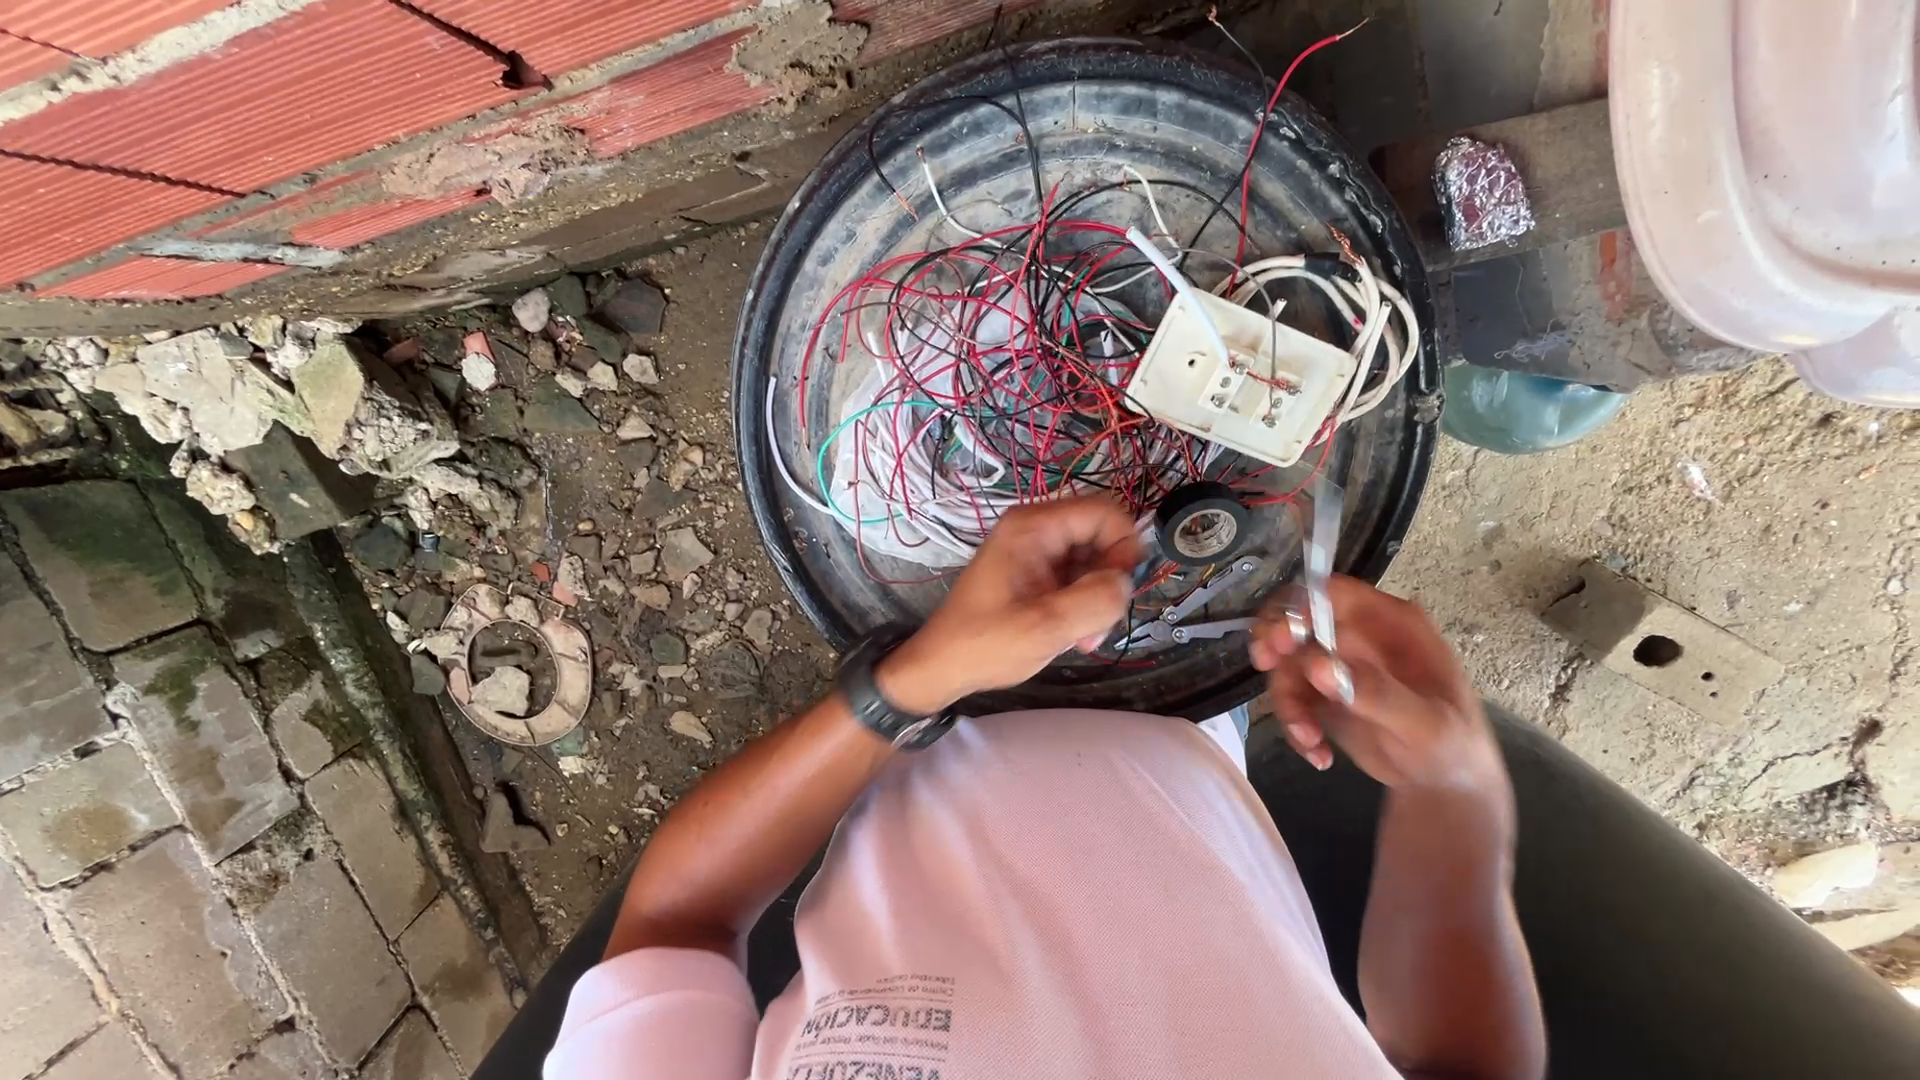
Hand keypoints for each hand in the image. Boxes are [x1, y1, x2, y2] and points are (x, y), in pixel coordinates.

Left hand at [876, 497, 1140, 713]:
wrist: (944, 667)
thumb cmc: (986, 644)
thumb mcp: (1047, 626)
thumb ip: (1096, 599)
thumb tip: (1125, 581)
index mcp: (1033, 526)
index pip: (1105, 512)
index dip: (1123, 547)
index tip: (1117, 589)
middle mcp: (1035, 528)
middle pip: (1102, 536)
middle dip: (1109, 580)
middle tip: (1098, 624)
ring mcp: (1035, 551)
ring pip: (1094, 561)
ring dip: (1097, 599)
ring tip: (1083, 639)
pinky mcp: (1036, 573)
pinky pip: (1078, 578)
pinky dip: (1084, 606)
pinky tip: (1073, 636)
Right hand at [1249, 575, 1503, 791]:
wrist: (1446, 788)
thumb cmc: (1452, 746)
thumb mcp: (1423, 723)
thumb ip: (1374, 692)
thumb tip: (1318, 665)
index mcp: (1390, 625)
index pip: (1334, 593)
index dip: (1301, 607)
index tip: (1282, 640)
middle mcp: (1357, 637)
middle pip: (1297, 619)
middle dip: (1275, 641)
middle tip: (1265, 663)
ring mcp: (1337, 665)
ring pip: (1287, 665)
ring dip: (1288, 702)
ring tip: (1309, 739)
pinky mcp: (1321, 695)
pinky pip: (1290, 698)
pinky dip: (1295, 727)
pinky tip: (1318, 753)